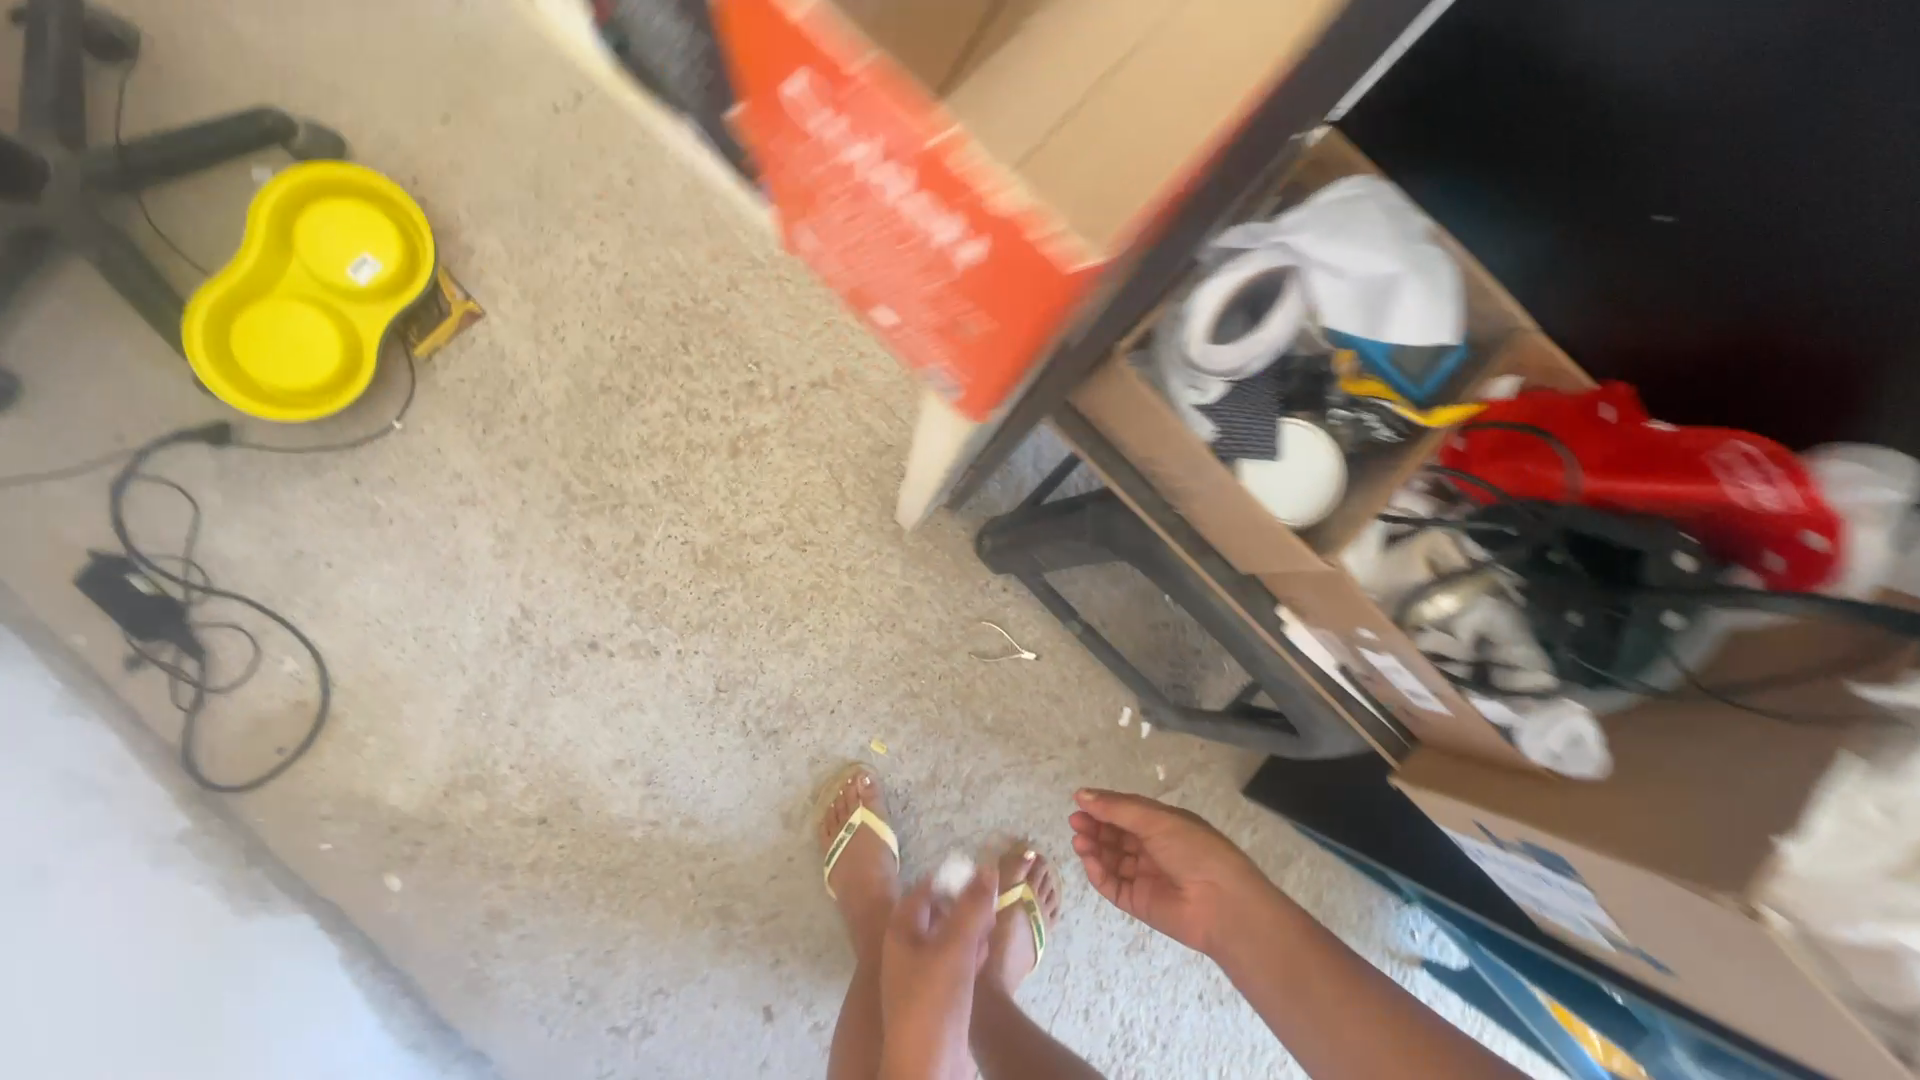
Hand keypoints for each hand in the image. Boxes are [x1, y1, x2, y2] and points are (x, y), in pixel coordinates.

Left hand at [878, 864, 999, 1079]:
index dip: (951, 881)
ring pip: (949, 939)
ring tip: (991, 928)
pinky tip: (985, 958)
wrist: (929, 1066)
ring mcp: (922, 975)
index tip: (980, 877)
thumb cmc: (933, 999)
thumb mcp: (955, 946)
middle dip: (965, 906)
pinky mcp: (938, 997)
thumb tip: (987, 869)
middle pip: (939, 914)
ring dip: (971, 931)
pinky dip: (970, 956)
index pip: (925, 890)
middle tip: (992, 904)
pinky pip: (955, 965)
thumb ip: (972, 906)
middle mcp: (907, 949)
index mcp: (901, 931)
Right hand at [1069, 789, 1277, 956]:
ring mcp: (1145, 876)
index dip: (1104, 807)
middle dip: (1095, 826)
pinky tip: (1089, 861)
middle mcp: (1154, 849)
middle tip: (1075, 821)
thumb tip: (1082, 795)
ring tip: (1079, 840)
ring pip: (1112, 859)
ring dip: (1093, 848)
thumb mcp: (1157, 820)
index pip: (1127, 812)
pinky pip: (1113, 886)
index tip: (1080, 801)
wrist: (1221, 903)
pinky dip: (1098, 873)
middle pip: (1116, 835)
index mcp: (1164, 825)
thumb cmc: (1194, 850)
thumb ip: (1117, 809)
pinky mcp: (1139, 902)